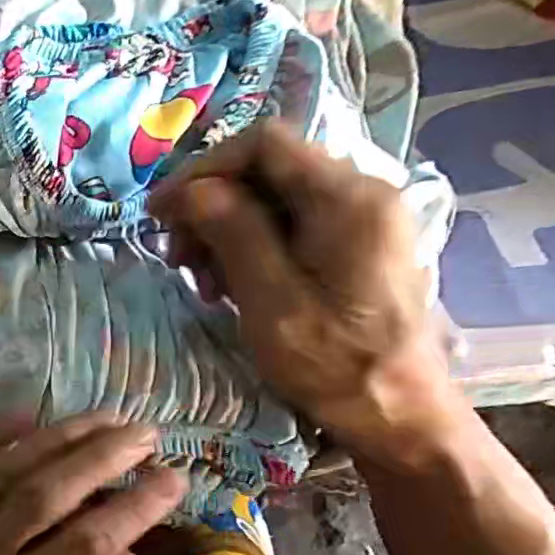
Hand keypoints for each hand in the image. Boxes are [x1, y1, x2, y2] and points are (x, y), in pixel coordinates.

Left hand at [0, 415, 186, 554]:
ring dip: (66, 435)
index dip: (133, 510)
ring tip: (111, 416)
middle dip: (103, 459)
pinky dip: (3, 432)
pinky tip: (34, 409)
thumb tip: (131, 550)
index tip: (173, 479)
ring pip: (15, 466)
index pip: (85, 545)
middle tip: (146, 434)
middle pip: (50, 494)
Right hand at [149, 121, 464, 469]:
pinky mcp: (355, 244)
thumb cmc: (329, 361)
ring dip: (222, 231)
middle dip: (208, 207)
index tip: (160, 213)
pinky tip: (230, 285)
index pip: (263, 144)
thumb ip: (234, 232)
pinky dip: (248, 246)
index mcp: (347, 198)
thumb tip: (191, 189)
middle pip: (265, 170)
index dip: (202, 170)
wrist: (395, 410)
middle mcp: (362, 192)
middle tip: (177, 258)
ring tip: (203, 281)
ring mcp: (362, 218)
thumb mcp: (269, 299)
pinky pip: (289, 223)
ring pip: (271, 197)